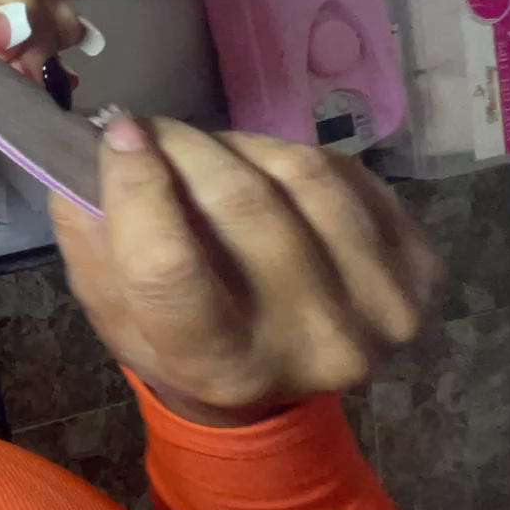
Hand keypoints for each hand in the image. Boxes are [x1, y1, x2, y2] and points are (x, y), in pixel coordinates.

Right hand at [50, 116, 441, 426]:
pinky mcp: (421, 268)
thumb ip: (88, 243)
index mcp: (216, 363)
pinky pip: (344, 174)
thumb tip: (89, 162)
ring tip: (198, 148)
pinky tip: (252, 165)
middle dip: (181, 147)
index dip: (137, 188)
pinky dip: (283, 152)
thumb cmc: (166, 341)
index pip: (168, 264)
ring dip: (233, 144)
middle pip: (241, 206)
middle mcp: (311, 341)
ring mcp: (381, 305)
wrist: (263, 382)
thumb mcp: (106, 308)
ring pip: (299, 175)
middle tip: (147, 127)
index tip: (115, 135)